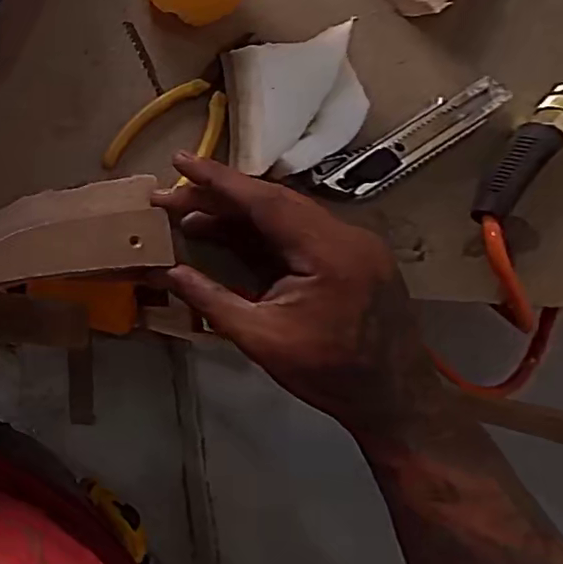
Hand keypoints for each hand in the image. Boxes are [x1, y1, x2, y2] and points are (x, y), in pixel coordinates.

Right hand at [155, 152, 447, 434]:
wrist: (399, 402)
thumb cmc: (330, 373)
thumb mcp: (260, 338)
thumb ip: (209, 299)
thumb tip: (163, 272)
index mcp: (330, 253)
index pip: (265, 201)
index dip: (218, 179)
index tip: (181, 160)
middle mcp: (345, 238)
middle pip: (270, 201)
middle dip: (215, 195)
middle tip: (167, 196)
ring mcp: (350, 245)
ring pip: (280, 212)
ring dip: (231, 211)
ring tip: (184, 213)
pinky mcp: (346, 257)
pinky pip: (291, 229)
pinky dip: (252, 227)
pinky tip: (218, 231)